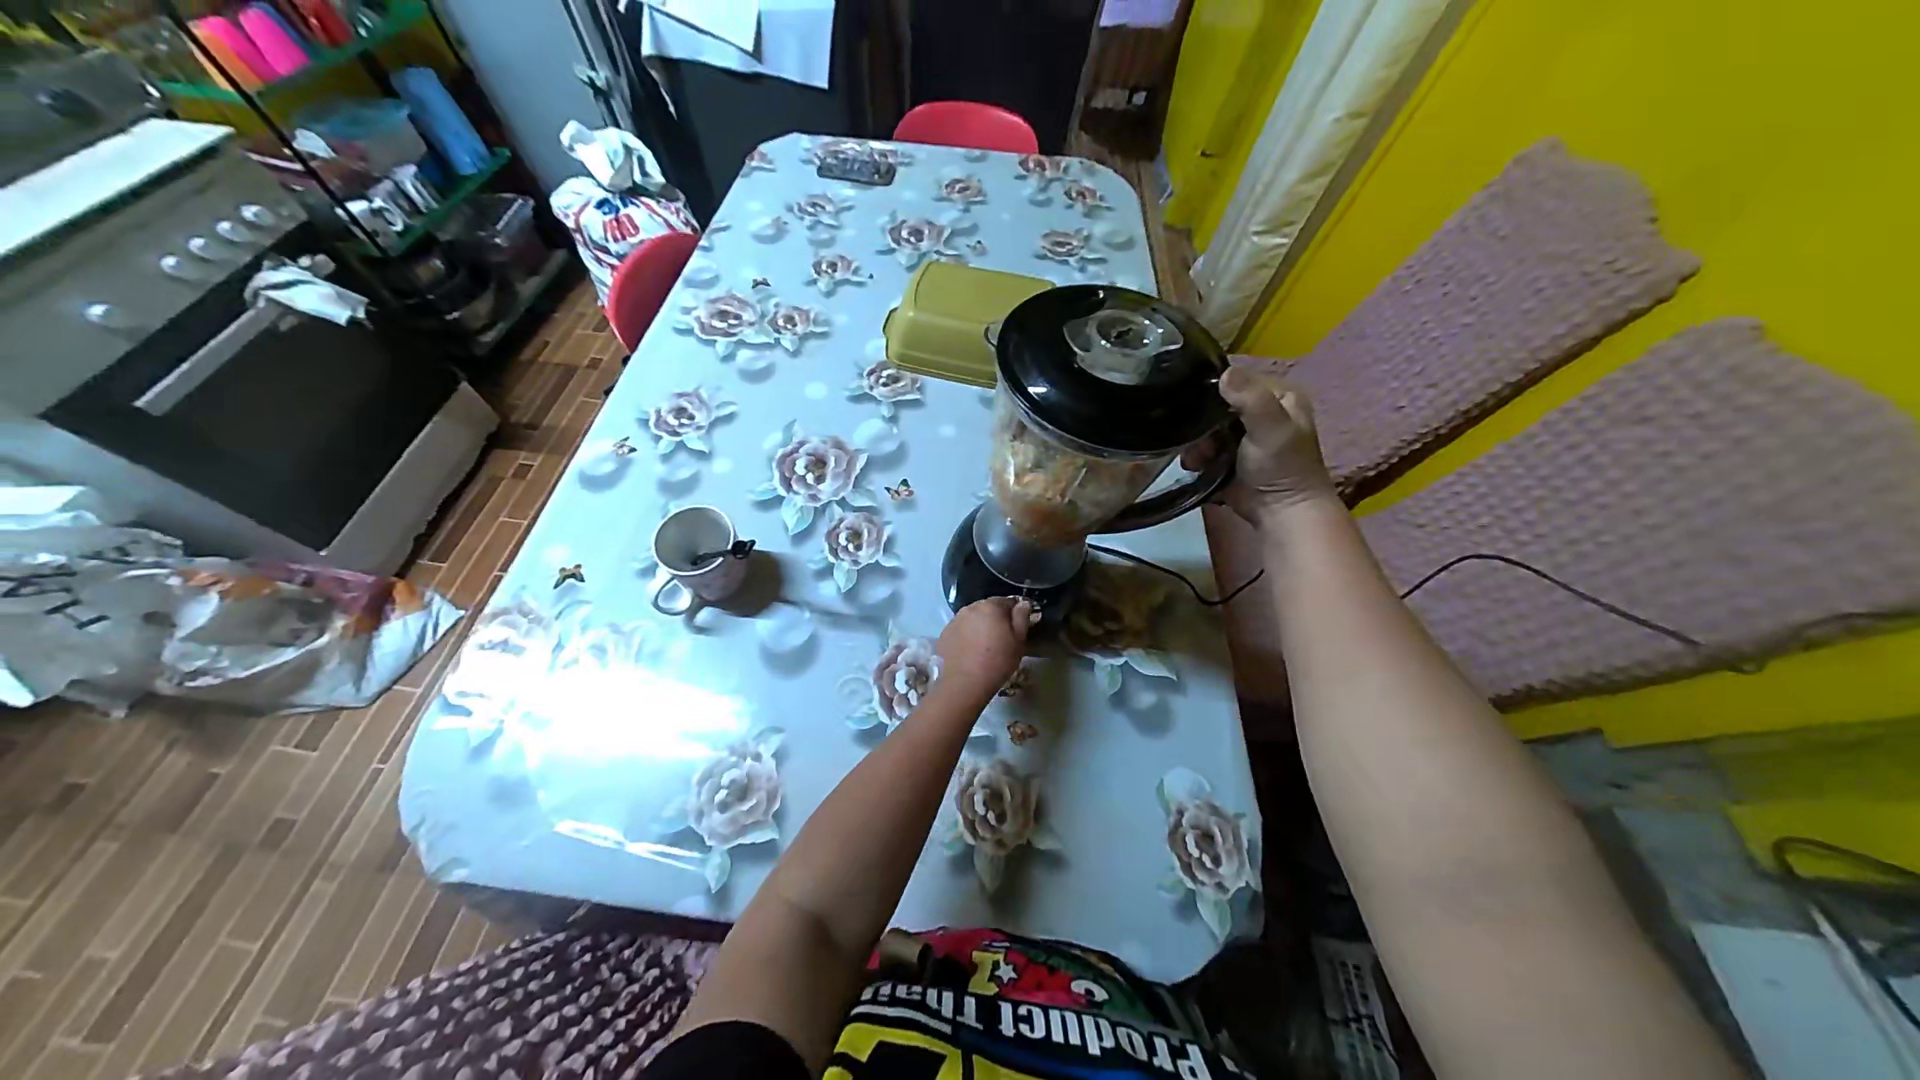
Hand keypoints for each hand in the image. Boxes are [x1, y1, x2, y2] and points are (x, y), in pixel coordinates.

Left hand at [935, 597, 1035, 701]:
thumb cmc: (998, 661)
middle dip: (995, 618)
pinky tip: (970, 650)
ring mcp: (955, 620)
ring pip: (972, 617)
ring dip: (979, 625)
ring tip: (984, 645)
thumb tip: (1023, 603)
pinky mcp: (944, 633)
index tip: (1016, 628)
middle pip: (988, 607)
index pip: (1008, 601)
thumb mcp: (1019, 640)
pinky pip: (960, 629)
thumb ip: (1022, 617)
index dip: (1014, 614)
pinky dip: (966, 634)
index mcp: (991, 606)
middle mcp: (970, 607)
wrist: (965, 683)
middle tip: (1001, 637)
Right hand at [1182, 357, 1334, 523]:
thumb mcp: (1271, 428)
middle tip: (1196, 439)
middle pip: (1218, 404)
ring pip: (1207, 427)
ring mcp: (1243, 435)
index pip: (1238, 378)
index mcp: (1278, 395)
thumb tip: (1224, 372)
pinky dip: (1197, 456)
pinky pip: (1205, 447)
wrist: (1281, 513)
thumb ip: (1251, 398)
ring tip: (1197, 459)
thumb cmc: (1282, 467)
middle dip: (1202, 422)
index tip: (1195, 403)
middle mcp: (1261, 410)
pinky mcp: (1228, 457)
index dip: (1215, 389)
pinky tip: (1195, 466)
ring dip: (1197, 442)